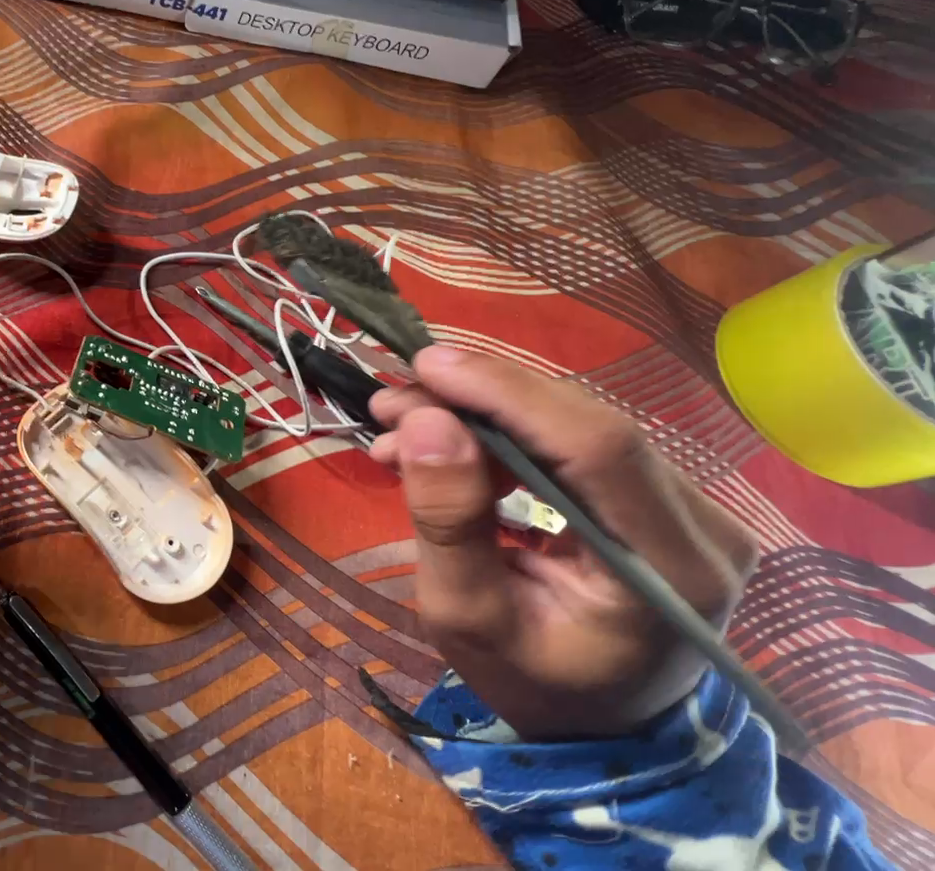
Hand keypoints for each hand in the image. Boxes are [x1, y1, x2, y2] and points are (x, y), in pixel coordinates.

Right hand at [368, 346, 758, 740]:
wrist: (597, 724)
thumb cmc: (528, 681)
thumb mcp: (465, 615)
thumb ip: (449, 521)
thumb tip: (423, 422)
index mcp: (668, 570)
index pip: (598, 447)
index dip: (507, 394)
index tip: (423, 367)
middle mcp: (702, 526)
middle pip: (586, 423)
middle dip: (478, 397)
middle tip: (389, 399)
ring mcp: (689, 509)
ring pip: (574, 422)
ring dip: (480, 410)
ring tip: (397, 422)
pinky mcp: (658, 499)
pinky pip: (572, 441)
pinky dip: (499, 431)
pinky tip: (443, 439)